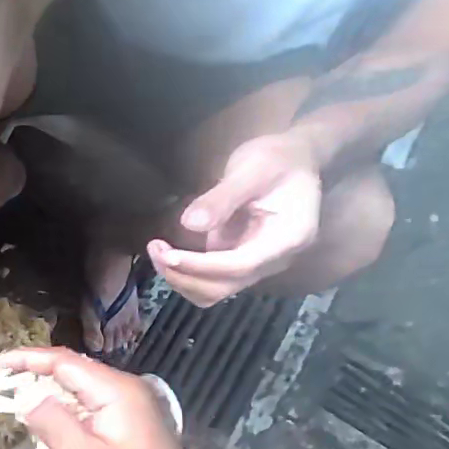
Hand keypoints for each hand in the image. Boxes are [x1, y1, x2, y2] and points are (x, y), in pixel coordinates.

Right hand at [0, 347, 211, 448]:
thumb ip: (53, 423)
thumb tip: (26, 396)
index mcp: (116, 391)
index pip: (63, 362)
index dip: (25, 360)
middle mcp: (126, 390)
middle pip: (72, 373)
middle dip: (34, 377)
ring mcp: (132, 407)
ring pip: (80, 392)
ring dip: (49, 399)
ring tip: (15, 407)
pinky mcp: (131, 425)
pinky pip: (91, 410)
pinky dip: (66, 416)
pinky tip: (48, 431)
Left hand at [148, 131, 322, 306]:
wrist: (294, 159)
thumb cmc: (278, 158)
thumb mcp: (253, 168)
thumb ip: (224, 197)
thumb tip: (189, 224)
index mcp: (287, 239)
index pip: (240, 266)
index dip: (201, 266)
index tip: (168, 255)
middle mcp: (274, 261)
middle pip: (224, 286)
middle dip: (184, 274)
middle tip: (154, 248)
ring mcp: (257, 265)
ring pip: (214, 290)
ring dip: (181, 278)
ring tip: (156, 250)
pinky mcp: (240, 262)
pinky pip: (210, 280)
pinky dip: (186, 273)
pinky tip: (168, 252)